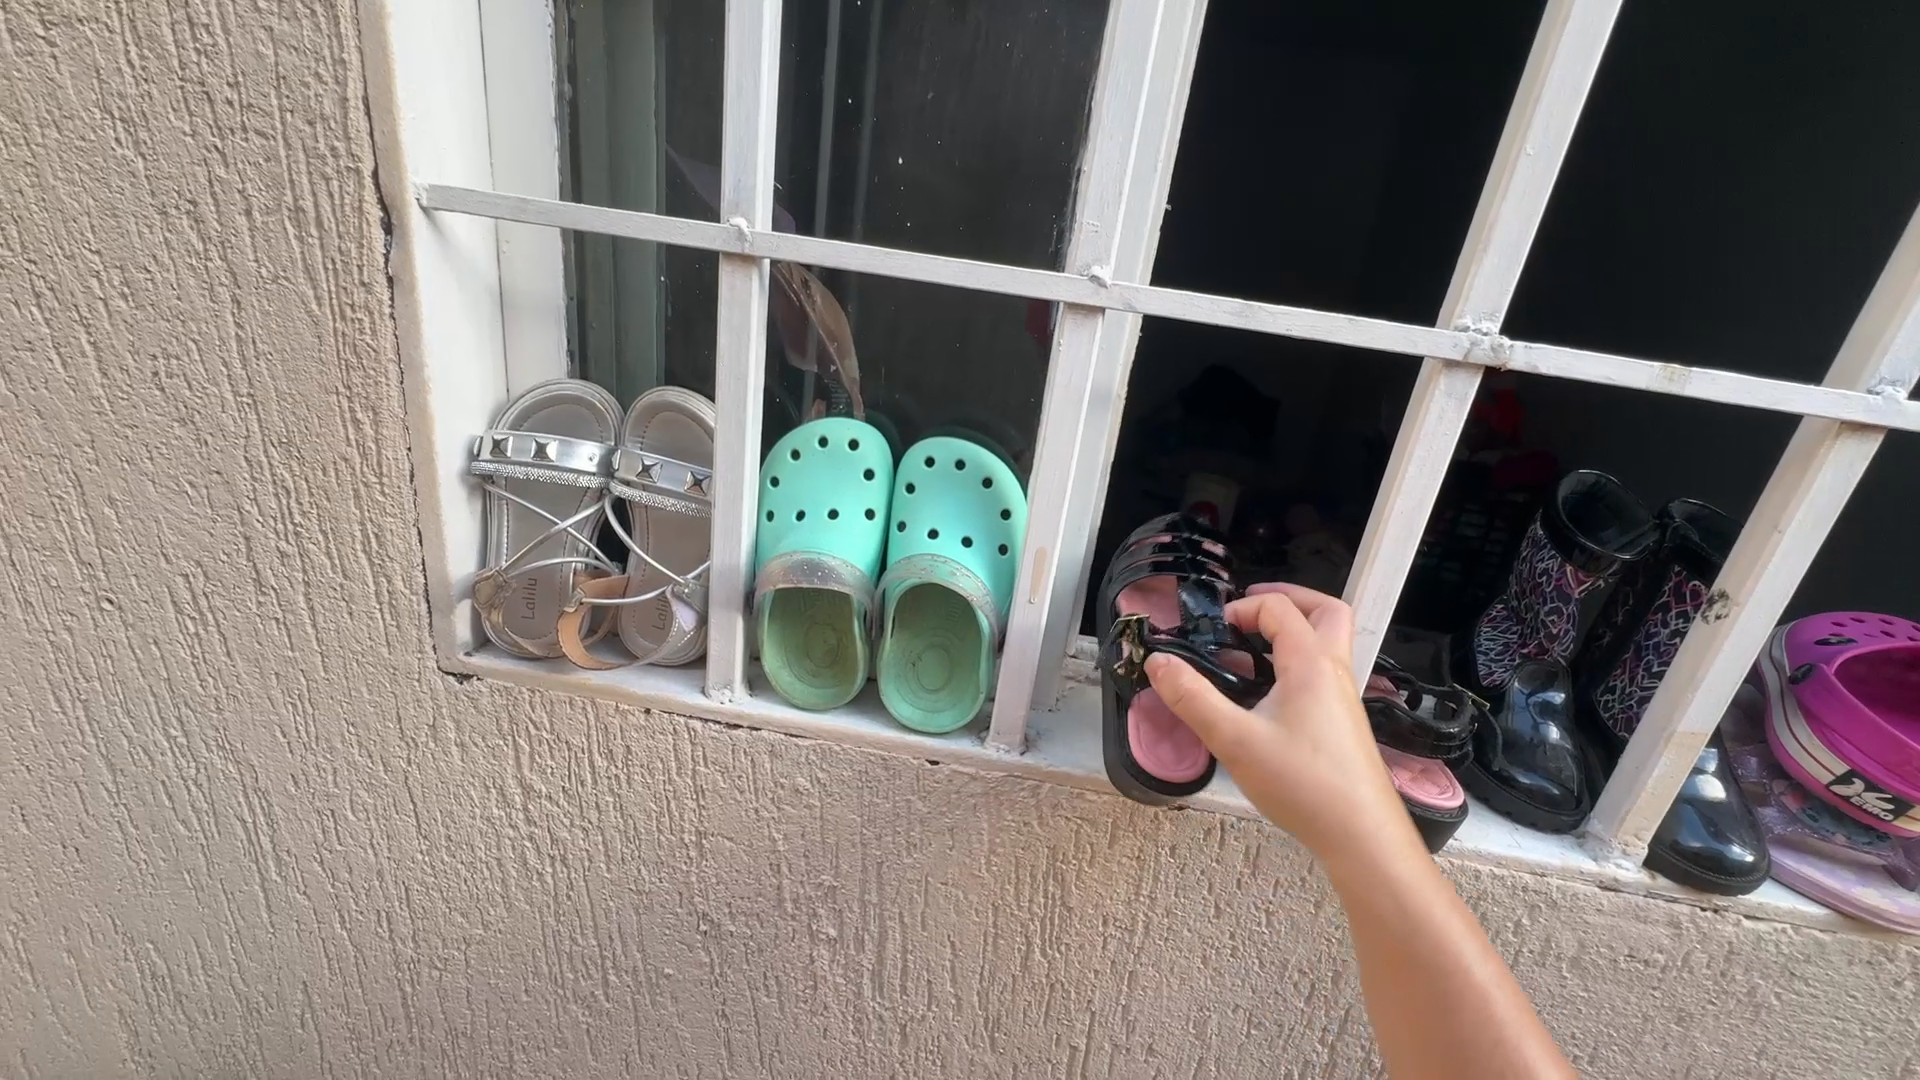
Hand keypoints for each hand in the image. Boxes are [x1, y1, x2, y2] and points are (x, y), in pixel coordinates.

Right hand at [1142, 583, 1418, 862]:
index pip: (1280, 609)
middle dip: (1288, 599)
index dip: (1243, 608)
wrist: (1363, 838)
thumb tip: (1158, 662)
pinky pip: (1323, 672)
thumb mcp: (1234, 740)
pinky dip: (1296, 662)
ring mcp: (1343, 699)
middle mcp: (1334, 672)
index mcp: (1311, 664)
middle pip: (1326, 611)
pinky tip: (1266, 694)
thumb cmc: (1303, 784)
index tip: (1213, 631)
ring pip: (1329, 643)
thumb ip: (1192, 698)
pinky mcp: (1343, 723)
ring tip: (1252, 647)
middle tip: (1251, 609)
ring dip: (1294, 630)